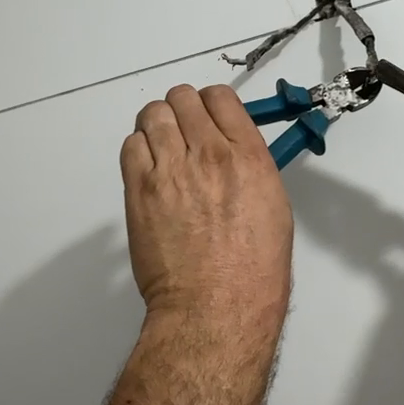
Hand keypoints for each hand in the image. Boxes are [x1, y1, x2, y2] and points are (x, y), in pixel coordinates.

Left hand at [121, 84, 295, 334]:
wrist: (215, 307)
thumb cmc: (255, 268)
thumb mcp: (272, 206)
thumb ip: (248, 167)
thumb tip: (228, 153)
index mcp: (248, 156)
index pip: (220, 97)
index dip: (211, 104)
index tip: (209, 119)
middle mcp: (208, 152)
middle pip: (182, 97)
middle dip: (183, 110)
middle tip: (184, 133)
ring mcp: (170, 169)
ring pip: (152, 113)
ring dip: (158, 125)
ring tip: (163, 149)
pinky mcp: (139, 189)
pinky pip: (131, 144)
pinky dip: (139, 149)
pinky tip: (149, 169)